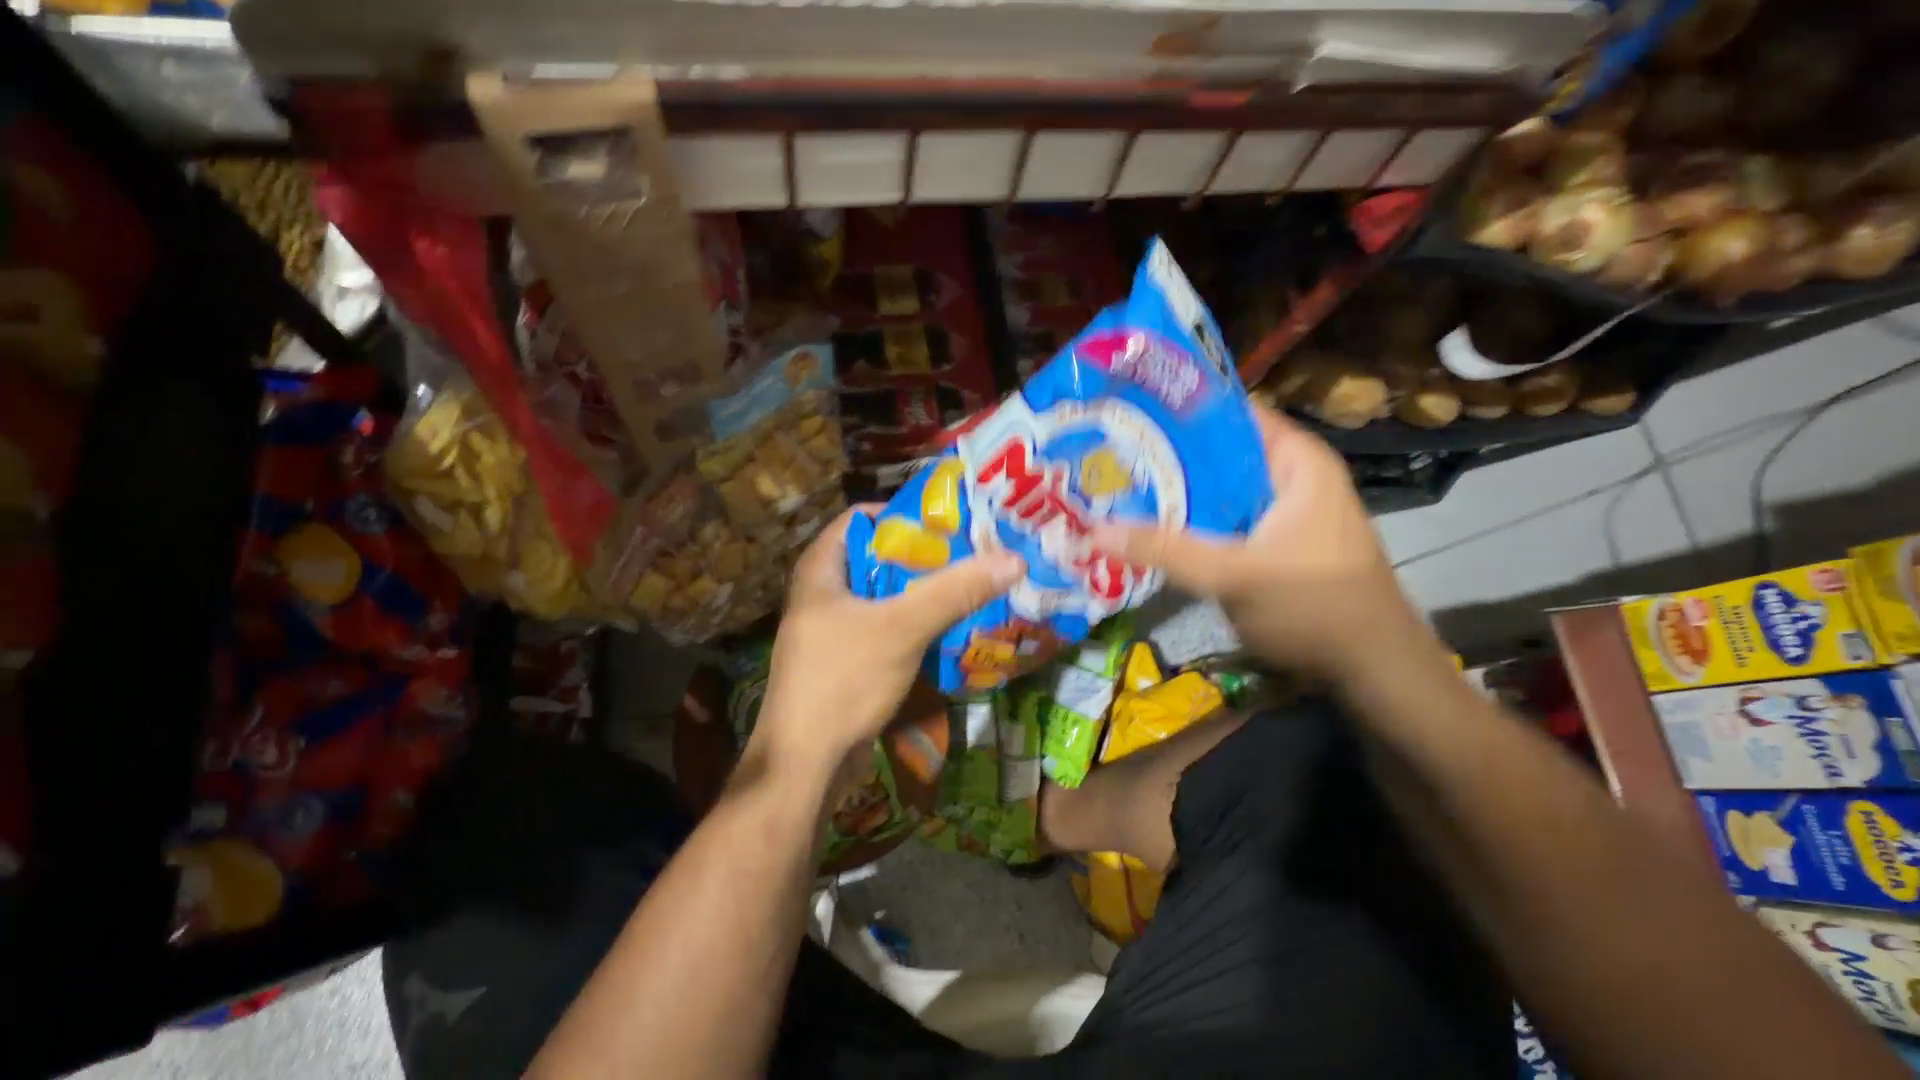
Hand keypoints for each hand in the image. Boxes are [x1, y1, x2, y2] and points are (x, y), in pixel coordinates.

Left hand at [751, 505, 1023, 774]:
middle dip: (926, 557)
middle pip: (880, 560)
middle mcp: (823, 593)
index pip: (863, 519)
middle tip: (976, 554)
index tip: (953, 520)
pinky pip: (887, 632)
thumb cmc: (843, 681)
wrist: (804, 764)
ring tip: (975, 587)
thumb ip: (954, 591)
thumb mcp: (902, 628)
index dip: (906, 514)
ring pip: (886, 599)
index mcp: (820, 570)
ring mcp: (833, 631)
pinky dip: (916, 627)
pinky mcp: (846, 664)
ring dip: (925, 594)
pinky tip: (953, 631)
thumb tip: (1013, 559)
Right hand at [1091, 403, 1427, 682]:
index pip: (1231, 413)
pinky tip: (1149, 534)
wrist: (1373, 670)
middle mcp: (1291, 478)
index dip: (1179, 411)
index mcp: (1296, 461)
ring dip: (1176, 498)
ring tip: (1112, 491)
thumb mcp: (1234, 574)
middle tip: (1104, 460)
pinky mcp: (1277, 548)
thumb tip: (1092, 530)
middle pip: (1219, 454)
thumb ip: (1165, 549)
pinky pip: (1226, 525)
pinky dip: (1194, 528)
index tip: (1124, 414)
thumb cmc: (1314, 605)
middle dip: (1165, 459)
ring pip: (1219, 494)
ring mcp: (1285, 515)